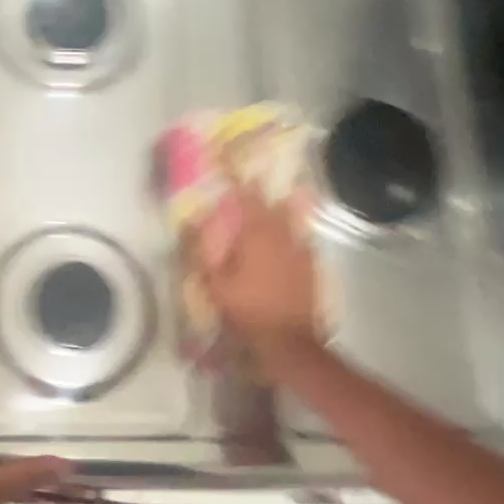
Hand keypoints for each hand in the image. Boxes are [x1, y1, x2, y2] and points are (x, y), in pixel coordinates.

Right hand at [190, 186, 332, 367]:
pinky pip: (301, 240)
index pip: (247, 196)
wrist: (290, 342)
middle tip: (248, 186)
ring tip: (267, 208)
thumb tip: (190, 222)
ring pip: (291, 219)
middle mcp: (284, 235)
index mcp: (258, 234)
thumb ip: (201, 251)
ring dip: (279, 210)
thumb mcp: (214, 284)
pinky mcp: (313, 267)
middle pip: (274, 202)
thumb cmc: (248, 311)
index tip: (227, 161)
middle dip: (260, 192)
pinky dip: (290, 234)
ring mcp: (303, 250)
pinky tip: (283, 243)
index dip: (237, 177)